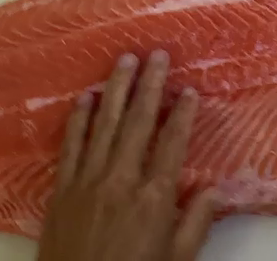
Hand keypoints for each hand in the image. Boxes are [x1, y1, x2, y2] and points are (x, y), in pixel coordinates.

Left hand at [37, 50, 216, 260]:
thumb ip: (196, 223)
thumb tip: (215, 188)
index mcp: (154, 198)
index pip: (172, 143)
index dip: (183, 114)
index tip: (190, 90)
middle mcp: (122, 179)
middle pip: (139, 122)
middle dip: (151, 85)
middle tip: (158, 54)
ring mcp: (88, 181)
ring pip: (105, 123)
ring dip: (116, 88)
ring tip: (125, 59)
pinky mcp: (62, 189)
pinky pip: (71, 145)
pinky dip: (78, 118)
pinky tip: (84, 96)